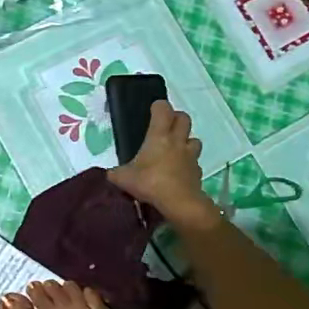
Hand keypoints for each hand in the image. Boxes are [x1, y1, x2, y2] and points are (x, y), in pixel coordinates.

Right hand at [109, 100, 218, 229]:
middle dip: (176, 119)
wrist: (178, 202)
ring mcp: (190, 156)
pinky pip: (195, 163)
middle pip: (184, 118)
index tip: (153, 111)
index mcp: (159, 136)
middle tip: (166, 128)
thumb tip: (110, 174)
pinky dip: (189, 164)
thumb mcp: (124, 178)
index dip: (159, 106)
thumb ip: (116, 173)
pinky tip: (180, 173)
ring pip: (194, 140)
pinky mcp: (197, 171)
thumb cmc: (150, 183)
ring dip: (186, 142)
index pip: (163, 109)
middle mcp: (177, 141)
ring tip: (176, 150)